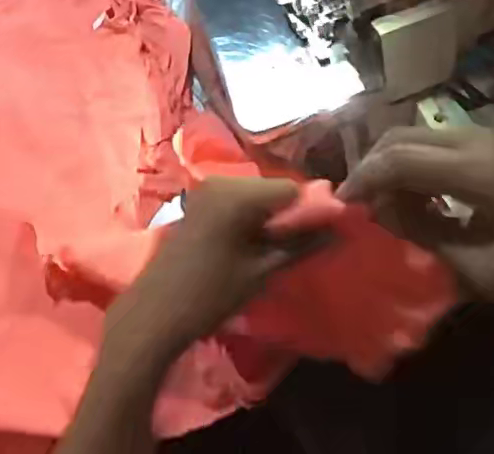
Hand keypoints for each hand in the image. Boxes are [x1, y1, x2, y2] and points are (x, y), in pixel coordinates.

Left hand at [103, 177, 312, 362]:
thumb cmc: (210, 294)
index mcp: (239, 194)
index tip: (320, 234)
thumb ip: (301, 244)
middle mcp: (224, 180)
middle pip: (273, 188)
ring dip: (270, 214)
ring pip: (257, 193)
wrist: (155, 312)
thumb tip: (338, 229)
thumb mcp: (261, 271)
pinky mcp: (200, 199)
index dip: (310, 210)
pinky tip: (252, 240)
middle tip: (298, 244)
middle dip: (290, 212)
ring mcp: (209, 187)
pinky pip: (238, 198)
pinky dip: (251, 214)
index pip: (291, 189)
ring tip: (275, 246)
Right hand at [340, 126, 493, 336]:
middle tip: (357, 204)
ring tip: (380, 202)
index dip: (365, 178)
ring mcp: (485, 135)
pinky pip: (435, 141)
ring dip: (391, 162)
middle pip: (402, 136)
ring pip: (416, 134)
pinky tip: (414, 195)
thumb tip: (380, 213)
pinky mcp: (490, 141)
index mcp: (478, 171)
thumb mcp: (482, 271)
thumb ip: (425, 237)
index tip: (343, 205)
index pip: (401, 158)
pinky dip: (413, 162)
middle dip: (371, 166)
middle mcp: (477, 139)